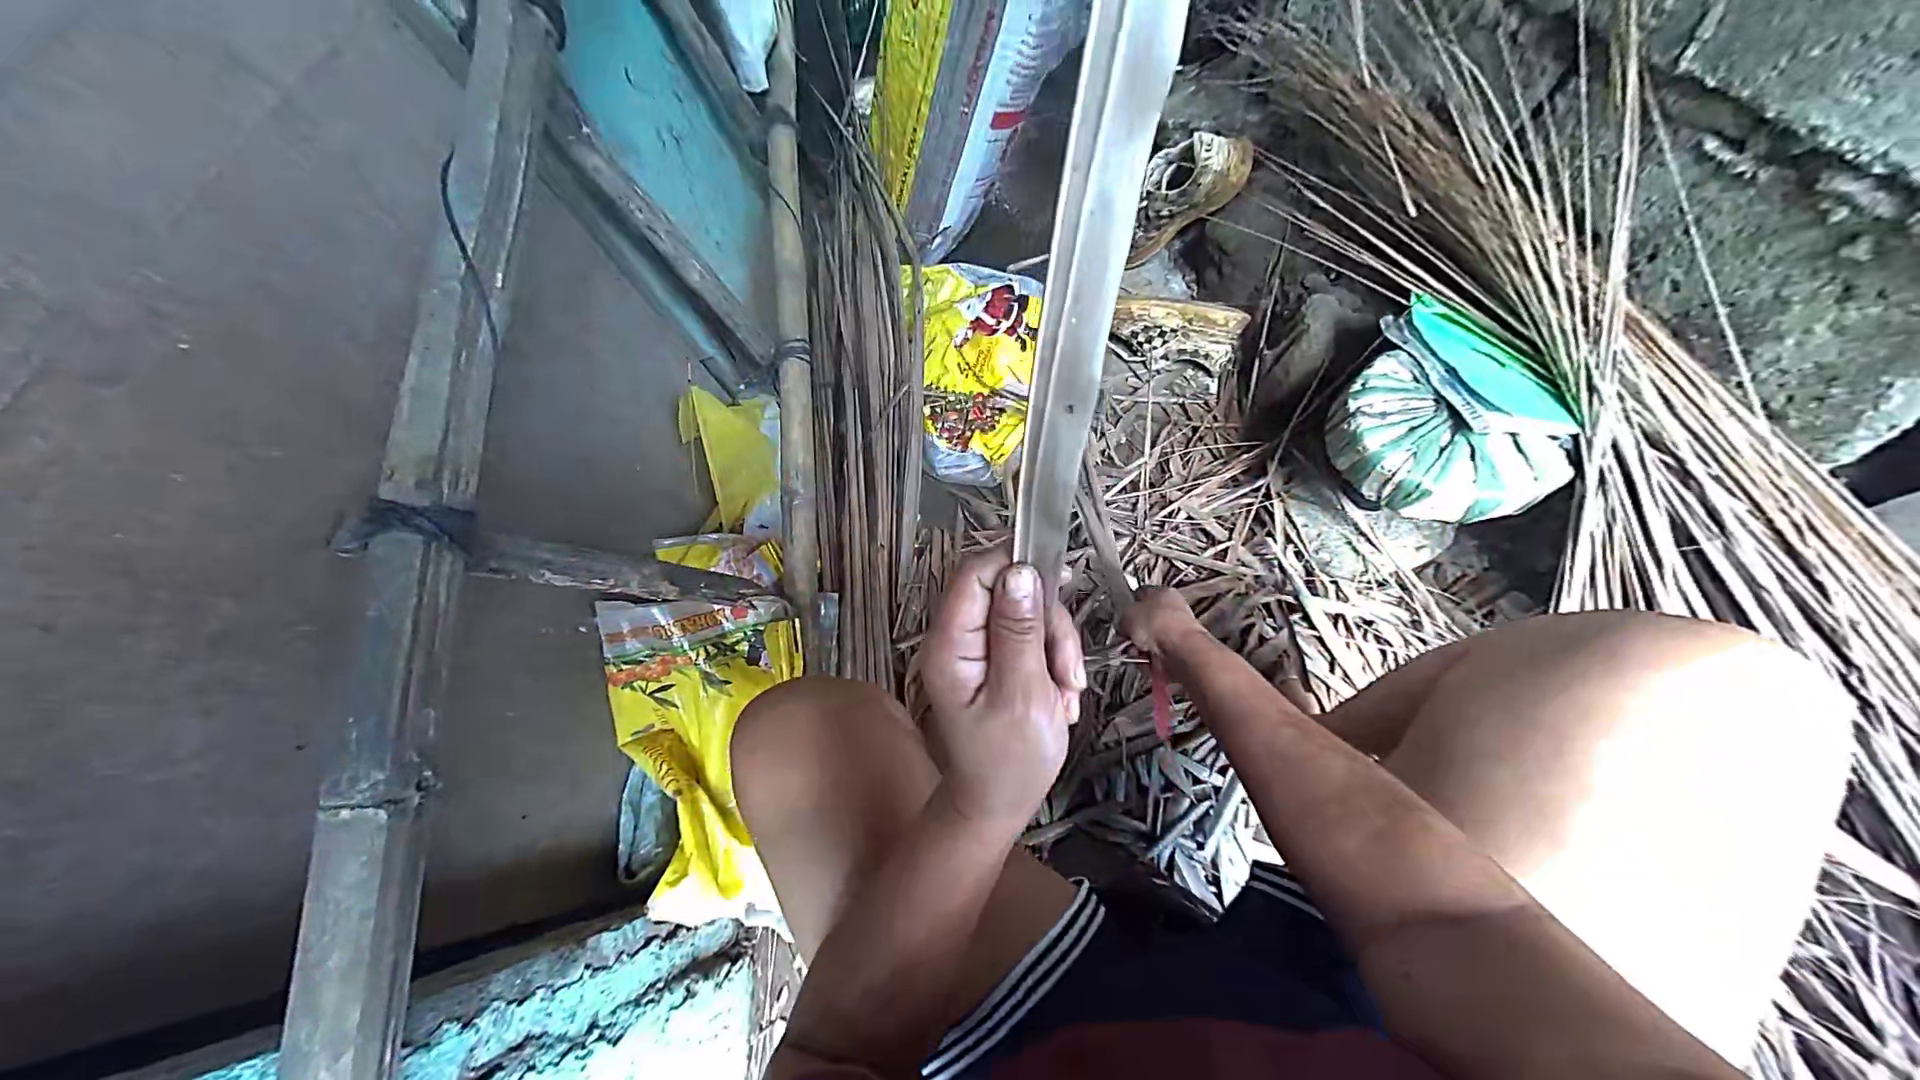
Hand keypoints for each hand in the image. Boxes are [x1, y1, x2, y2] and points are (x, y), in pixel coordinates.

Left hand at [919, 549, 1085, 828]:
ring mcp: (976, 647)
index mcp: (949, 644)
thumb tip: (1021, 570)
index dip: (1015, 565)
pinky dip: (1053, 659)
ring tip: (1065, 690)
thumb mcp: (1022, 696)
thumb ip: (1020, 631)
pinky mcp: (995, 656)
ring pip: (1026, 611)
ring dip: (1056, 646)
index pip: (973, 573)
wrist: (1000, 802)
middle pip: (1006, 589)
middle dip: (1047, 623)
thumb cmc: (1009, 762)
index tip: (1057, 585)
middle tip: (1067, 669)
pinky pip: (1030, 635)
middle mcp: (956, 638)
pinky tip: (1059, 694)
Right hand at [1120, 587, 1207, 655]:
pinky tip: (1147, 661)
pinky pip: (1156, 658)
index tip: (1121, 617)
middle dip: (1134, 633)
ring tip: (1137, 651)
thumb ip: (1122, 618)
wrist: (1181, 651)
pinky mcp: (1180, 654)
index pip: (1141, 595)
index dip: (1128, 607)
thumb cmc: (1162, 626)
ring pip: (1149, 642)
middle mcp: (1174, 610)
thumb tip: (1122, 626)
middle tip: (1127, 637)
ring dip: (1140, 649)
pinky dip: (1149, 662)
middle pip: (1145, 622)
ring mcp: (1178, 633)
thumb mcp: (1127, 615)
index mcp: (1163, 592)